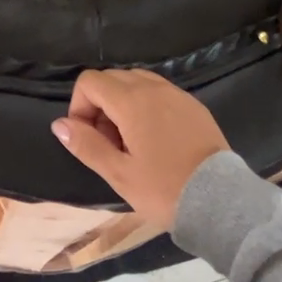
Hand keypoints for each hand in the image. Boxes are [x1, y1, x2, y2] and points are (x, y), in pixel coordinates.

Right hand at [50, 69, 229, 228]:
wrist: (222, 203)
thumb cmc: (165, 189)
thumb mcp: (119, 174)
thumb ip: (86, 145)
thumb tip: (59, 124)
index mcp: (131, 100)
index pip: (90, 81)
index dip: (79, 106)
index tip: (87, 137)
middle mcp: (152, 87)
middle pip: (112, 78)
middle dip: (100, 104)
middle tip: (108, 143)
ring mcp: (176, 93)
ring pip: (136, 82)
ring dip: (123, 103)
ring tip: (131, 141)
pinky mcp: (193, 105)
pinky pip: (159, 92)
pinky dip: (146, 105)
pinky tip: (156, 139)